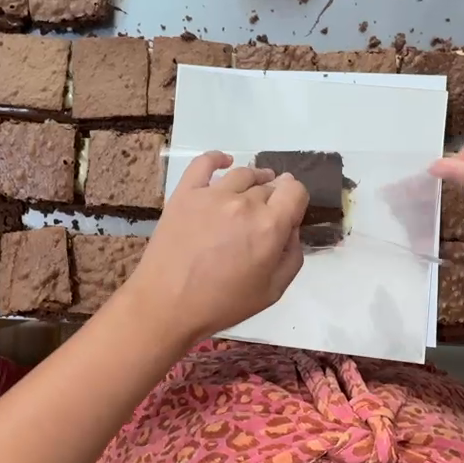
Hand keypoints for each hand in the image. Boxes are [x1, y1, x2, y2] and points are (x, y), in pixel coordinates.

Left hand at [118, 152, 309, 342]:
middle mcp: (244, 202)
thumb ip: (292, 254)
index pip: (296, 191)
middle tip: (267, 212)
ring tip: (254, 187)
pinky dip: (218, 158)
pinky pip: (204, 163)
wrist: (167, 304)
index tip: (290, 211)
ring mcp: (211, 194)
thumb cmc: (223, 304)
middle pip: (269, 185)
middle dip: (274, 196)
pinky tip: (224, 161)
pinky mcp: (185, 193)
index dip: (296, 200)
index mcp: (269, 226)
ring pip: (242, 173)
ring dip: (255, 178)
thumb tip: (291, 227)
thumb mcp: (273, 290)